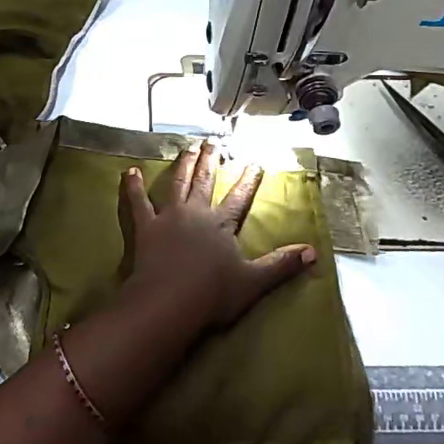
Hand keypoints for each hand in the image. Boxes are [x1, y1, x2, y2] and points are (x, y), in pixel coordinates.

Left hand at [119, 140, 317, 329]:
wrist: (170, 301)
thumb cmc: (213, 293)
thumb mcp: (254, 281)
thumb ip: (281, 264)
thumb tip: (312, 252)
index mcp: (222, 224)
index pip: (239, 197)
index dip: (248, 179)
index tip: (254, 161)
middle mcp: (196, 212)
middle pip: (205, 182)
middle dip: (210, 161)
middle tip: (212, 142)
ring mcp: (169, 216)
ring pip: (177, 184)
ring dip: (183, 165)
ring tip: (187, 149)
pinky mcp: (145, 226)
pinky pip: (137, 202)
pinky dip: (132, 186)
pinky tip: (130, 172)